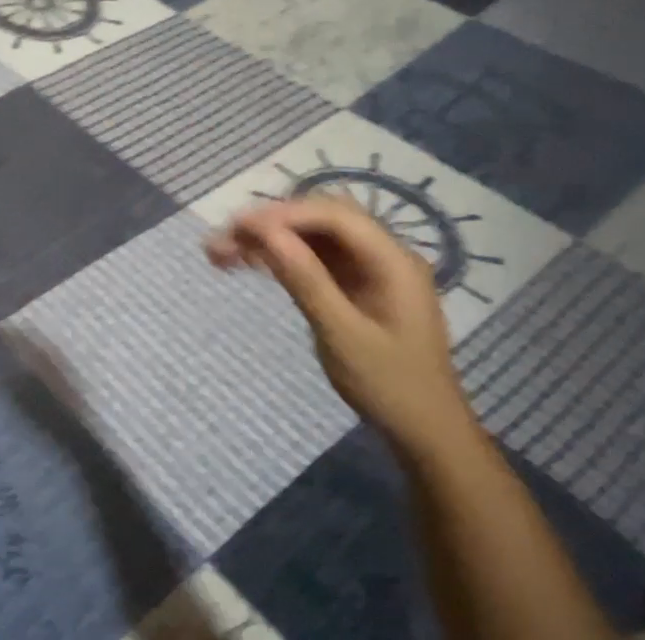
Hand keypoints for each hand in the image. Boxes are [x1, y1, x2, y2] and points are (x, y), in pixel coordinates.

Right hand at [205, 196, 479, 457]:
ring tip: (220, 252)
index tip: (237, 227)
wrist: (424, 430)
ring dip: (268, 238)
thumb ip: (305, 279)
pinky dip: (278, 257)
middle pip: (320, 218)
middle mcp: (383, 256)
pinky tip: (246, 264)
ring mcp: (369, 270)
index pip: (334, 217)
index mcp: (393, 262)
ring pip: (311, 236)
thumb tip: (264, 233)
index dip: (283, 215)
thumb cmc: (388, 384)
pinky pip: (312, 257)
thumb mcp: (342, 334)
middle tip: (224, 238)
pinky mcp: (354, 286)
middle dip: (270, 223)